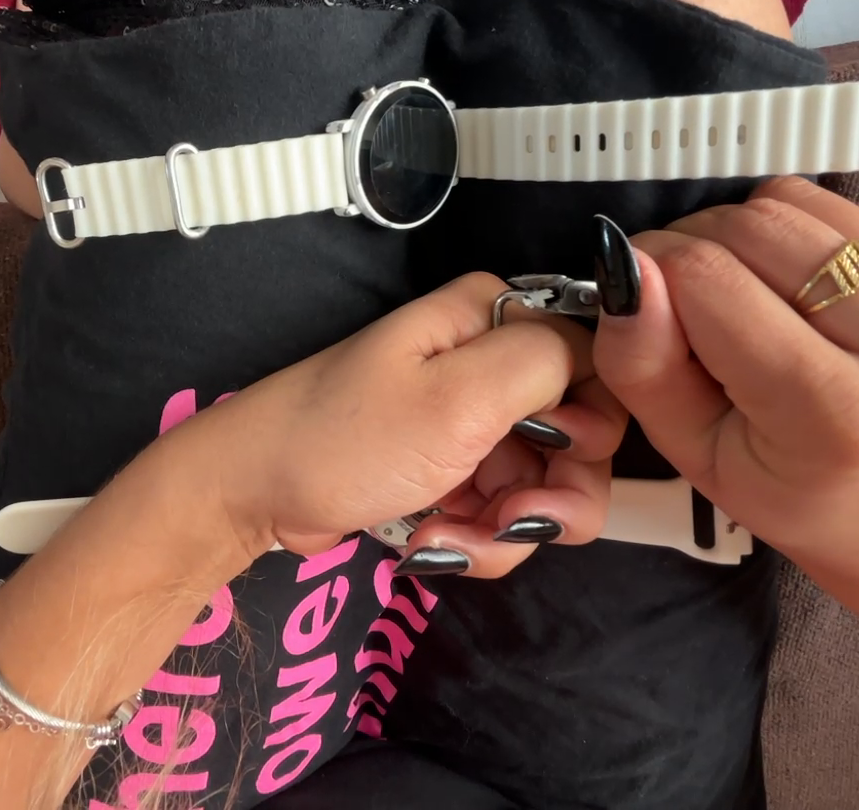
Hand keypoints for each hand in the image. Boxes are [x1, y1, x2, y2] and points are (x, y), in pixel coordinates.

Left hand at [160, 273, 629, 576]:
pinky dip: (477, 537)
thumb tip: (600, 354)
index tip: (559, 453)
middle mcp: (486, 362)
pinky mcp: (453, 468)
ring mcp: (470, 421)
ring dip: (507, 528)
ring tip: (449, 534)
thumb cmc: (351, 436)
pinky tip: (431, 539)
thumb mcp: (458, 393)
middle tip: (511, 519)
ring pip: (544, 484)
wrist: (259, 491)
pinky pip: (502, 511)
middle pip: (579, 432)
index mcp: (489, 319)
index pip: (594, 359)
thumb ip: (548, 361)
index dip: (592, 418)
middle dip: (552, 492)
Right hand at [593, 176, 858, 599]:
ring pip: (792, 208)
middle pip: (754, 228)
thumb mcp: (687, 451)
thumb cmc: (788, 495)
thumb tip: (625, 267)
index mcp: (842, 415)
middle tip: (678, 300)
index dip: (648, 270)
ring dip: (737, 237)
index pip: (708, 278)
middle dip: (689, 247)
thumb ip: (642, 364)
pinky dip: (788, 236)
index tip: (632, 295)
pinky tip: (794, 291)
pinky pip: (835, 213)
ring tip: (739, 298)